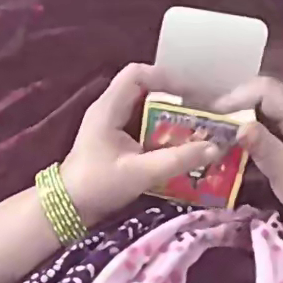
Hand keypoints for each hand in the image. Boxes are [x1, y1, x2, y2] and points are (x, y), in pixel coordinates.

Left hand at [60, 63, 222, 223]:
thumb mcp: (140, 173)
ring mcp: (110, 124)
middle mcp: (108, 109)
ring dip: (170, 116)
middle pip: (145, 89)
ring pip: (145, 108)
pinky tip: (180, 145)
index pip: (136, 74)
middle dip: (175, 99)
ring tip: (197, 128)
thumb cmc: (98, 185)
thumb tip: (214, 148)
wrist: (68, 208)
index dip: (165, 78)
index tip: (190, 95)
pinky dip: (162, 131)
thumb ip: (177, 160)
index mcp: (108, 108)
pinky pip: (142, 125)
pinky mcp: (115, 140)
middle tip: (201, 113)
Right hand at [212, 76, 282, 246]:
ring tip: (214, 134)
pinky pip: (263, 121)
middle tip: (210, 126)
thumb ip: (266, 150)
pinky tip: (230, 143)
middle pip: (261, 93)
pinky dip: (244, 127)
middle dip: (233, 105)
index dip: (238, 96)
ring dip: (236, 116)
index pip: (267, 89)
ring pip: (260, 106)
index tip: (215, 117)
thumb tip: (239, 127)